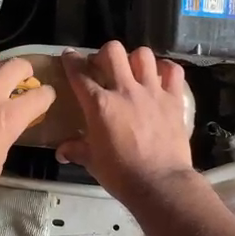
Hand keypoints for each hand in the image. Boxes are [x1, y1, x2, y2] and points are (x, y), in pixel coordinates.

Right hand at [57, 42, 196, 203]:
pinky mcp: (173, 100)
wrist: (160, 184)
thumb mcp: (93, 162)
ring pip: (143, 55)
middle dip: (104, 54)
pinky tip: (160, 76)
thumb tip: (61, 152)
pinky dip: (166, 69)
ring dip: (135, 59)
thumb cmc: (121, 175)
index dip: (71, 60)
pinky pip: (173, 71)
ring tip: (133, 71)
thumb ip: (77, 150)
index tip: (69, 56)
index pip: (79, 74)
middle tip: (104, 67)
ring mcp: (152, 92)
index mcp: (100, 104)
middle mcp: (125, 90)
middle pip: (113, 51)